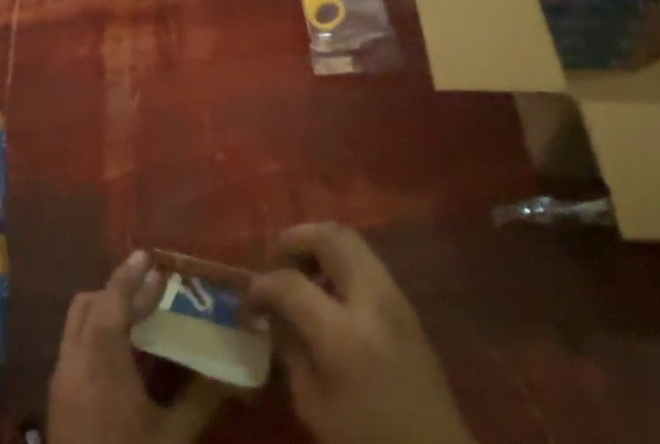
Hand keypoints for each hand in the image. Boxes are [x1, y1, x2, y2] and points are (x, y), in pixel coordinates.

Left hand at [49, 251, 230, 443]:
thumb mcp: (174, 437)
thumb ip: (201, 399)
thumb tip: (234, 373)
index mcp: (101, 363)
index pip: (111, 301)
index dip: (129, 276)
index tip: (149, 258)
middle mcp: (73, 362)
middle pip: (87, 305)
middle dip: (116, 290)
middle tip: (152, 290)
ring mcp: (60, 381)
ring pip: (76, 325)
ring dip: (104, 311)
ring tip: (140, 318)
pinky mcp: (56, 399)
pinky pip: (72, 348)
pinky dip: (95, 335)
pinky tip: (122, 355)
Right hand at [247, 224, 470, 443]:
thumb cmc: (368, 442)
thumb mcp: (313, 406)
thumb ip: (289, 350)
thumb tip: (272, 314)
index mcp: (344, 336)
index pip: (290, 284)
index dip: (261, 286)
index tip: (250, 300)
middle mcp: (373, 303)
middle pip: (331, 237)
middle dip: (295, 240)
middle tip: (276, 263)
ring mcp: (397, 300)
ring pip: (353, 241)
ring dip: (320, 248)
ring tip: (301, 276)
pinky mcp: (408, 307)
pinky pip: (368, 263)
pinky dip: (340, 263)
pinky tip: (328, 295)